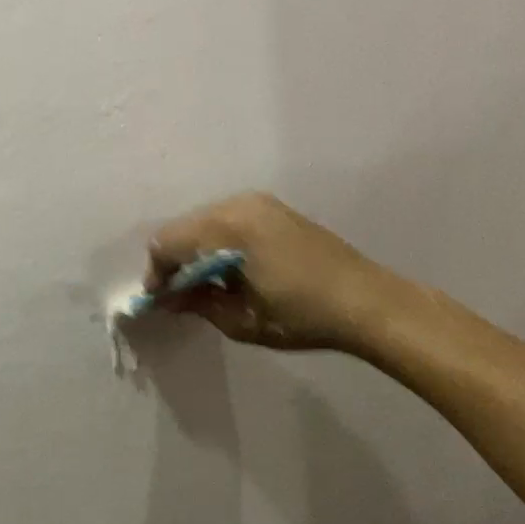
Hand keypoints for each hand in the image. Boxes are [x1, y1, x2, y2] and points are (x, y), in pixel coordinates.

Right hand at [149, 192, 394, 352]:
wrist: (367, 302)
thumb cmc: (301, 316)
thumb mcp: (241, 320)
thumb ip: (197, 303)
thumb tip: (169, 298)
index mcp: (227, 228)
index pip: (168, 242)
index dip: (157, 272)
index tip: (159, 300)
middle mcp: (238, 205)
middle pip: (184, 228)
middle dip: (174, 260)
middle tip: (178, 294)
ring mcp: (259, 203)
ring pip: (206, 223)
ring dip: (197, 251)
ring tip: (205, 285)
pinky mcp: (275, 209)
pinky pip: (229, 221)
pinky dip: (218, 243)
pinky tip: (231, 270)